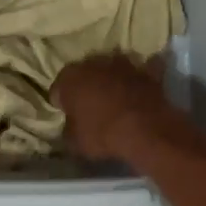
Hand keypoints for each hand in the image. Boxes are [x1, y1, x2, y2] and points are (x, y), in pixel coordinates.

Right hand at [52, 55, 176, 160]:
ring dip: (109, 81)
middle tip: (90, 108)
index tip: (68, 116)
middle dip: (85, 88)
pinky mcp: (145, 70)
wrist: (147, 130)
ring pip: (109, 70)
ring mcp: (121, 63)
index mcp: (69, 77)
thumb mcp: (76, 142)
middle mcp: (92, 62)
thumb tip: (70, 126)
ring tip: (115, 100)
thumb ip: (68, 130)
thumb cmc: (104, 134)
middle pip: (83, 75)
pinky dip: (137, 80)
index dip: (62, 104)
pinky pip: (138, 73)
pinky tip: (138, 91)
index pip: (58, 90)